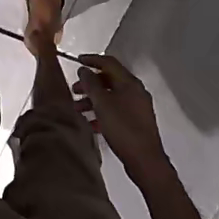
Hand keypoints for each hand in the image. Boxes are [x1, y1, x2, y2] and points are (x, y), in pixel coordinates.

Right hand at [75, 54, 173, 185]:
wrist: (144, 159)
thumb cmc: (123, 128)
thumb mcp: (103, 104)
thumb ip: (92, 85)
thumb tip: (84, 70)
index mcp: (130, 83)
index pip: (109, 63)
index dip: (92, 59)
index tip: (77, 60)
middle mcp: (136, 91)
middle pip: (110, 80)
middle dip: (90, 83)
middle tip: (74, 89)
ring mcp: (137, 107)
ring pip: (111, 96)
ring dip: (94, 99)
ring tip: (78, 109)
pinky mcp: (136, 121)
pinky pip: (116, 110)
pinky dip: (102, 112)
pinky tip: (90, 123)